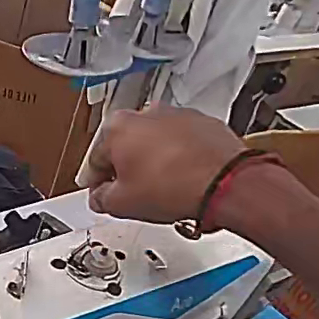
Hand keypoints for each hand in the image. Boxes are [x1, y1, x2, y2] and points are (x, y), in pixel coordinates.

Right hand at [80, 105, 246, 223]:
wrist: (223, 182)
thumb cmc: (175, 186)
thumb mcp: (121, 204)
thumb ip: (101, 198)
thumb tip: (101, 197)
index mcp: (117, 128)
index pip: (95, 160)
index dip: (96, 184)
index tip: (100, 195)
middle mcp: (145, 114)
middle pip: (125, 147)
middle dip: (125, 170)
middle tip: (130, 195)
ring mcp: (175, 116)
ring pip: (152, 143)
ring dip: (152, 163)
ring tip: (159, 190)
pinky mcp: (201, 123)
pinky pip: (179, 143)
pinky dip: (177, 159)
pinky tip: (180, 181)